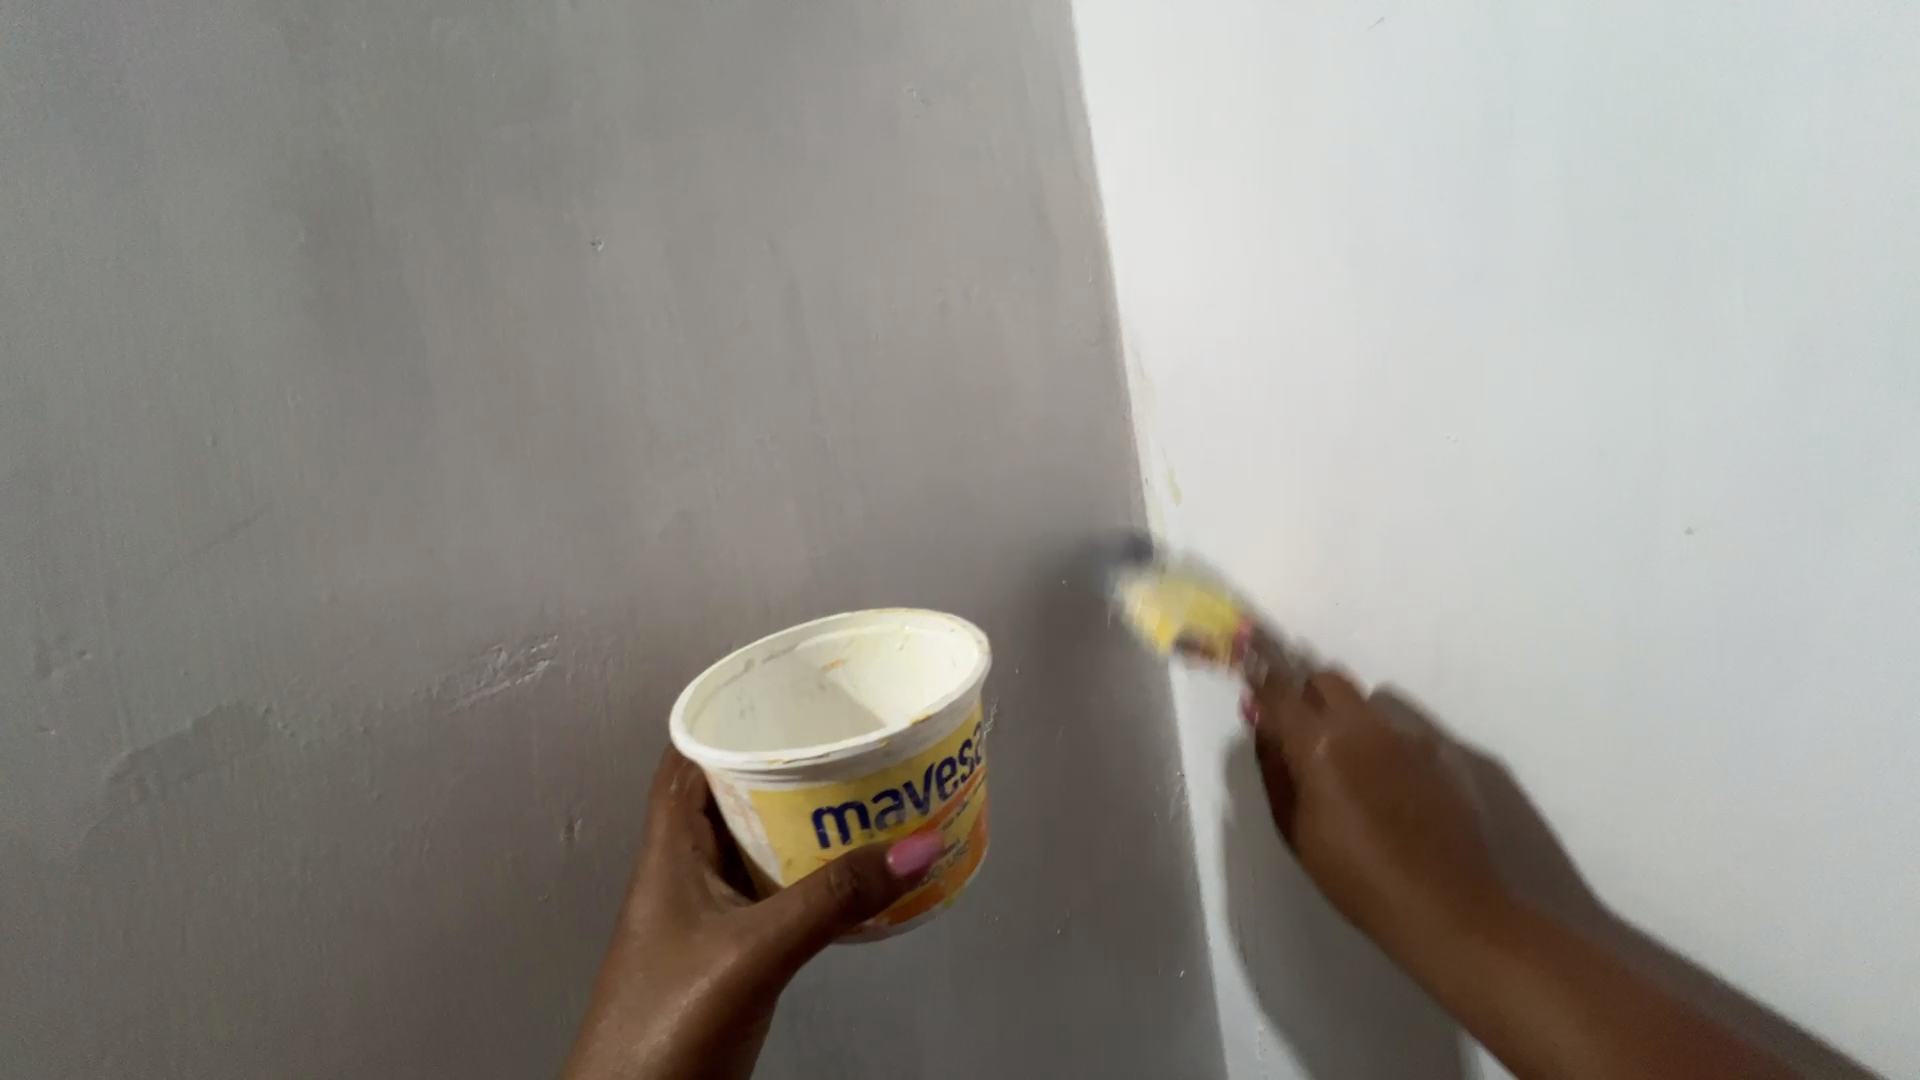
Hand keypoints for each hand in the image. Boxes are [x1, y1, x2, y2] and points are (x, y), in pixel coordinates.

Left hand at [562, 747, 943, 1079]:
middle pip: (732, 789)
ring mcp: (710, 909)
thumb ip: (835, 900)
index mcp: (671, 847)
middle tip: (843, 733)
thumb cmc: (668, 1025)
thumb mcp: (755, 952)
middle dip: (783, 759)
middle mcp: (687, 866)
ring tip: (861, 784)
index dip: (729, 717)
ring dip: (802, 812)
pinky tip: (856, 864)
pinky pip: (778, 883)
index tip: (786, 692)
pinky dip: (813, 865)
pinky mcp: (735, 945)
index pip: (690, 755)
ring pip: (758, 836)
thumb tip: (923, 843)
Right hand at [1242, 665, 1508, 960]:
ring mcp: (1408, 737)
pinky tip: (1391, 790)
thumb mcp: (1293, 828)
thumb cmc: (1355, 876)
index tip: (1251, 676)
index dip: (1260, 678)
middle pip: (1327, 679)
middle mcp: (1363, 726)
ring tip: (1351, 768)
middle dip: (1307, 693)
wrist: (1450, 909)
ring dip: (1348, 721)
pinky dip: (1384, 747)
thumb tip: (1265, 727)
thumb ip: (1274, 768)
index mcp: (1318, 742)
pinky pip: (1400, 734)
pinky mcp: (1443, 754)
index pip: (1278, 689)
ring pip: (1366, 705)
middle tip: (1301, 729)